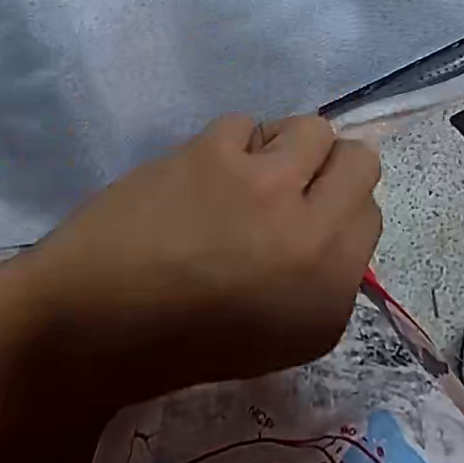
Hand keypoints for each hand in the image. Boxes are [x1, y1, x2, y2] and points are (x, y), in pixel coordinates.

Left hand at [0, 113, 382, 416]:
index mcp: (329, 294)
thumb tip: (327, 212)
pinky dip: (231, 143)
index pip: (370, 214)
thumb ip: (320, 273)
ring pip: (310, 127)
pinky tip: (201, 172)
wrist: (94, 320)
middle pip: (359, 159)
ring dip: (282, 147)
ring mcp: (264, 187)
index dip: (339, 205)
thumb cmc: (183, 339)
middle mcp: (311, 237)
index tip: (310, 210)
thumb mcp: (279, 335)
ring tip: (243, 174)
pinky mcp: (214, 154)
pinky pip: (246, 123)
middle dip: (329, 166)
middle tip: (289, 182)